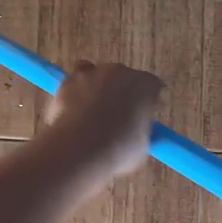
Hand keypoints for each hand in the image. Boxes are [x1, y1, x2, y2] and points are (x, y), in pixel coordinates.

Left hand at [42, 61, 164, 180]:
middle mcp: (120, 72)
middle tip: (115, 115)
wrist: (81, 147)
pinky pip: (74, 79)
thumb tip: (133, 133)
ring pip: (97, 74)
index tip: (142, 115)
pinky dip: (75, 89)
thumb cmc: (118, 150)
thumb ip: (140, 130)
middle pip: (123, 77)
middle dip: (121, 93)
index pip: (152, 86)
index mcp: (146, 85)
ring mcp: (93, 72)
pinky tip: (73, 106)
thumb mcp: (142, 144)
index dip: (147, 100)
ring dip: (97, 86)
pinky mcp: (69, 79)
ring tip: (92, 110)